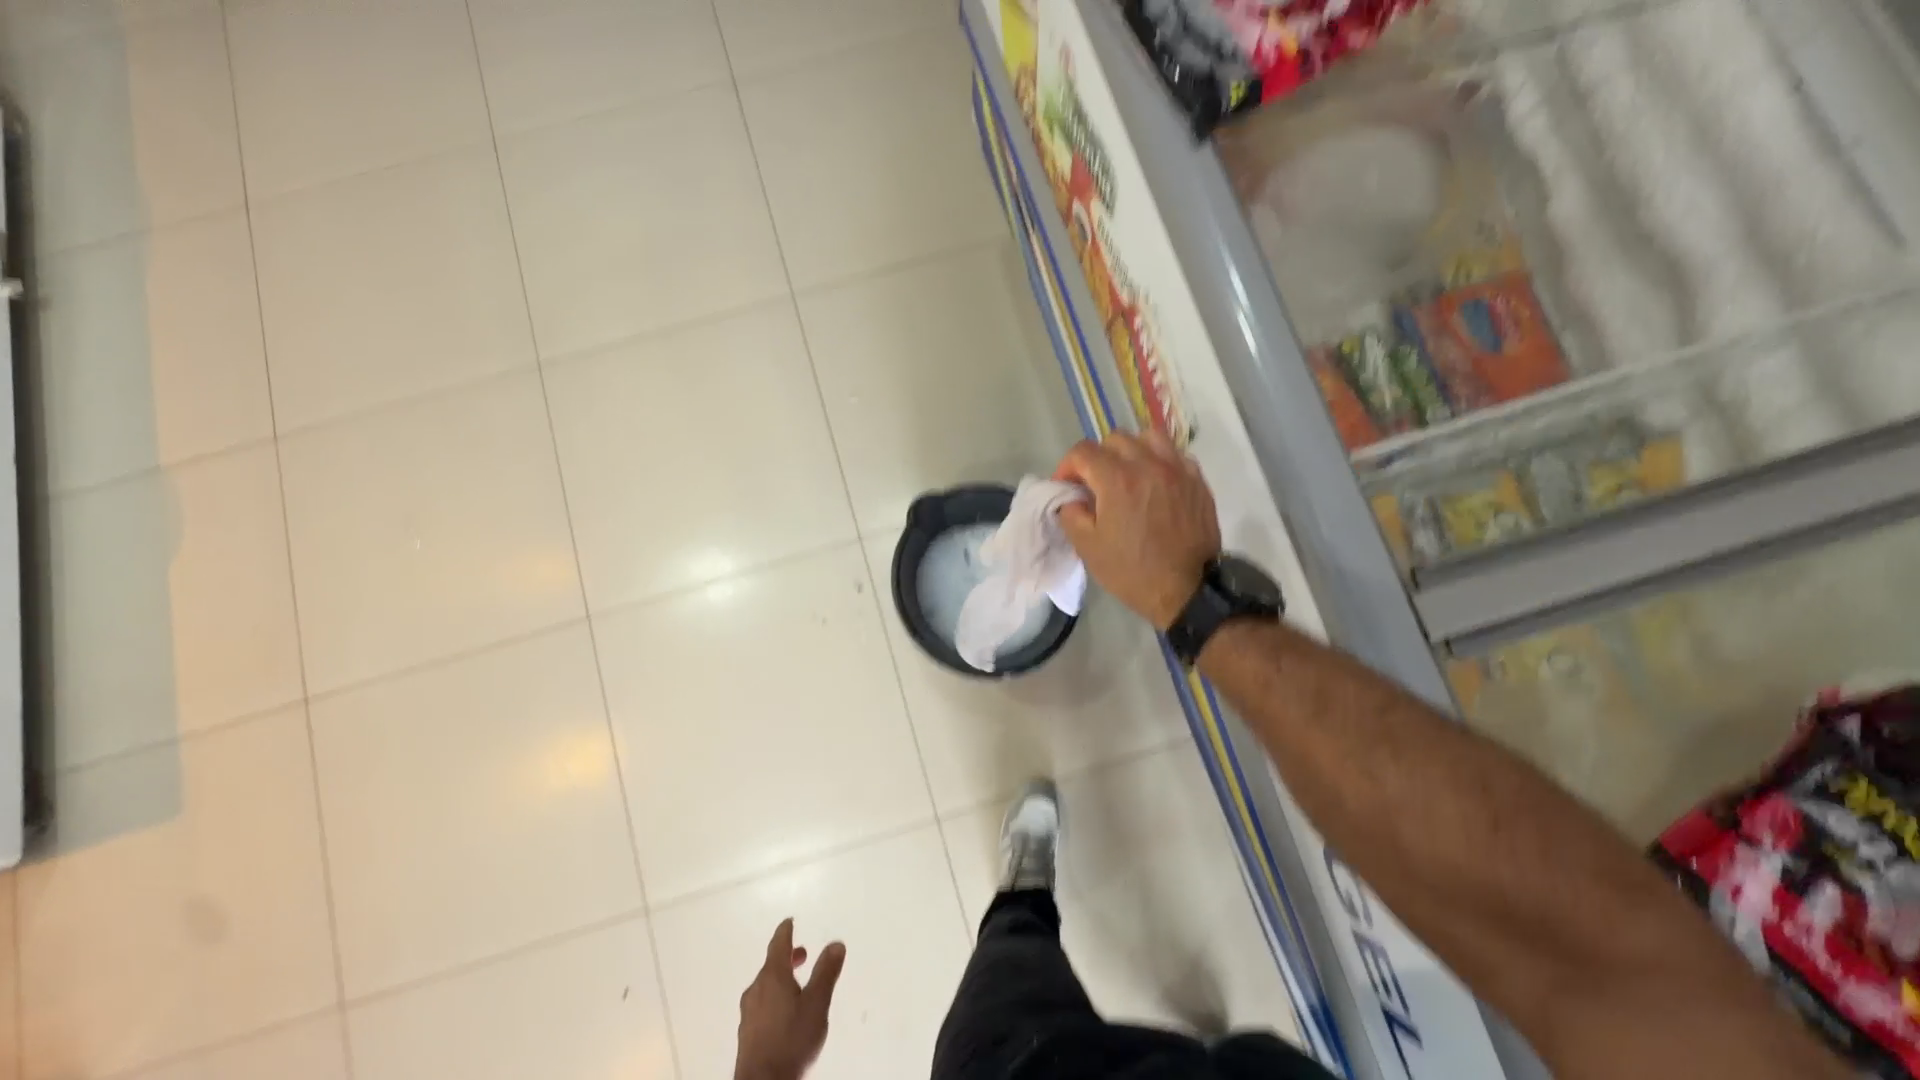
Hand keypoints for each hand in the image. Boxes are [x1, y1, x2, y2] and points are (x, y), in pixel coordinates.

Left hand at [734, 919, 846, 1079]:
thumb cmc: (792, 1040)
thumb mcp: (817, 1004)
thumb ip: (826, 973)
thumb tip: (836, 943)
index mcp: (772, 977)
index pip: (778, 945)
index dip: (785, 931)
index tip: (789, 921)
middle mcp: (756, 990)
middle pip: (771, 966)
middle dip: (787, 958)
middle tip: (801, 955)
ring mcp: (749, 1012)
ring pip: (766, 986)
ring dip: (781, 979)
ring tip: (797, 986)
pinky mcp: (747, 1032)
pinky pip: (762, 1004)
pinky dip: (775, 998)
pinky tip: (785, 1013)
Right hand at [1053, 431, 1220, 630]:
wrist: (1186, 590)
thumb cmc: (1132, 571)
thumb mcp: (1088, 547)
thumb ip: (1072, 514)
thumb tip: (1072, 498)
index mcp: (1116, 480)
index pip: (1083, 452)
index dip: (1067, 466)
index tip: (1067, 486)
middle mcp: (1148, 465)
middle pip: (1115, 439)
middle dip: (1098, 456)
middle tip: (1096, 482)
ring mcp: (1177, 470)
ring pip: (1149, 437)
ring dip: (1132, 450)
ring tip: (1128, 473)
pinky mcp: (1197, 481)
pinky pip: (1176, 454)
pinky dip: (1160, 461)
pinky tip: (1155, 482)